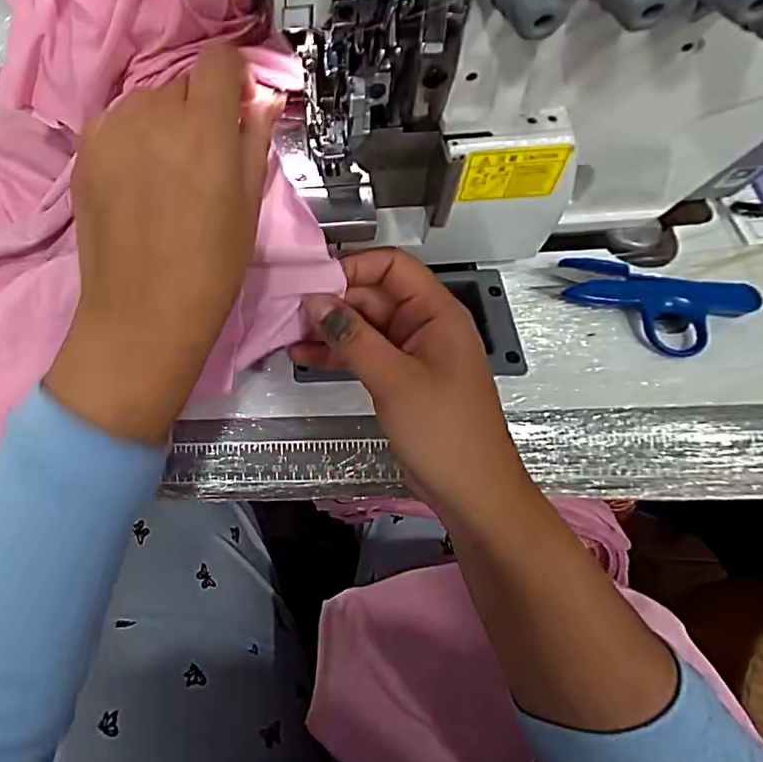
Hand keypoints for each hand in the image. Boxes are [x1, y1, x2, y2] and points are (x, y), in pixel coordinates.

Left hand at [45, 44, 283, 443]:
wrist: (142, 314)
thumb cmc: (209, 267)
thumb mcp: (248, 202)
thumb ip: (254, 137)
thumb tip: (259, 98)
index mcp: (203, 128)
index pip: (219, 59)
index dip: (234, 77)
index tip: (237, 104)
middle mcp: (152, 116)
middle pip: (184, 82)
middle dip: (200, 107)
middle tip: (206, 155)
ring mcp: (110, 132)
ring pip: (148, 101)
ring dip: (164, 121)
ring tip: (169, 174)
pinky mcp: (83, 152)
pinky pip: (117, 123)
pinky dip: (133, 137)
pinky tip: (139, 180)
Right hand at [297, 252, 680, 730]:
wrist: (474, 495)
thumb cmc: (444, 432)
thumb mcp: (394, 379)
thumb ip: (352, 337)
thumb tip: (314, 301)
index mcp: (436, 312)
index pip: (392, 266)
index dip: (353, 267)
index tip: (313, 282)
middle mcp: (423, 324)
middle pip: (373, 294)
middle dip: (333, 300)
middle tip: (289, 312)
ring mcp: (410, 352)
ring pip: (363, 325)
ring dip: (329, 328)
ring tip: (288, 334)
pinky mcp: (399, 377)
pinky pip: (364, 352)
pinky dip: (337, 353)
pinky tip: (303, 357)